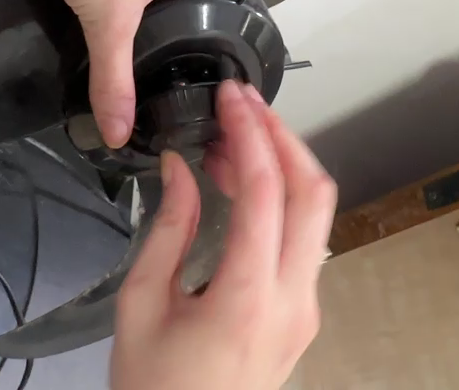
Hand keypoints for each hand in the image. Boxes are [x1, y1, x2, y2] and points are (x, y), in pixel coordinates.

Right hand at [111, 81, 336, 389]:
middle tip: (243, 102)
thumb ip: (168, 227)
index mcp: (247, 298)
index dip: (249, 132)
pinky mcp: (301, 311)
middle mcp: (292, 299)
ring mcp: (306, 307)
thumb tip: (181, 166)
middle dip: (282, 134)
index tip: (230, 97)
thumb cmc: (154, 389)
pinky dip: (282, 192)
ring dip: (284, 160)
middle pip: (313, 192)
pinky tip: (244, 177)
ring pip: (317, 211)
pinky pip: (305, 234)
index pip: (264, 192)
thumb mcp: (142, 304)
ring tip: (236, 132)